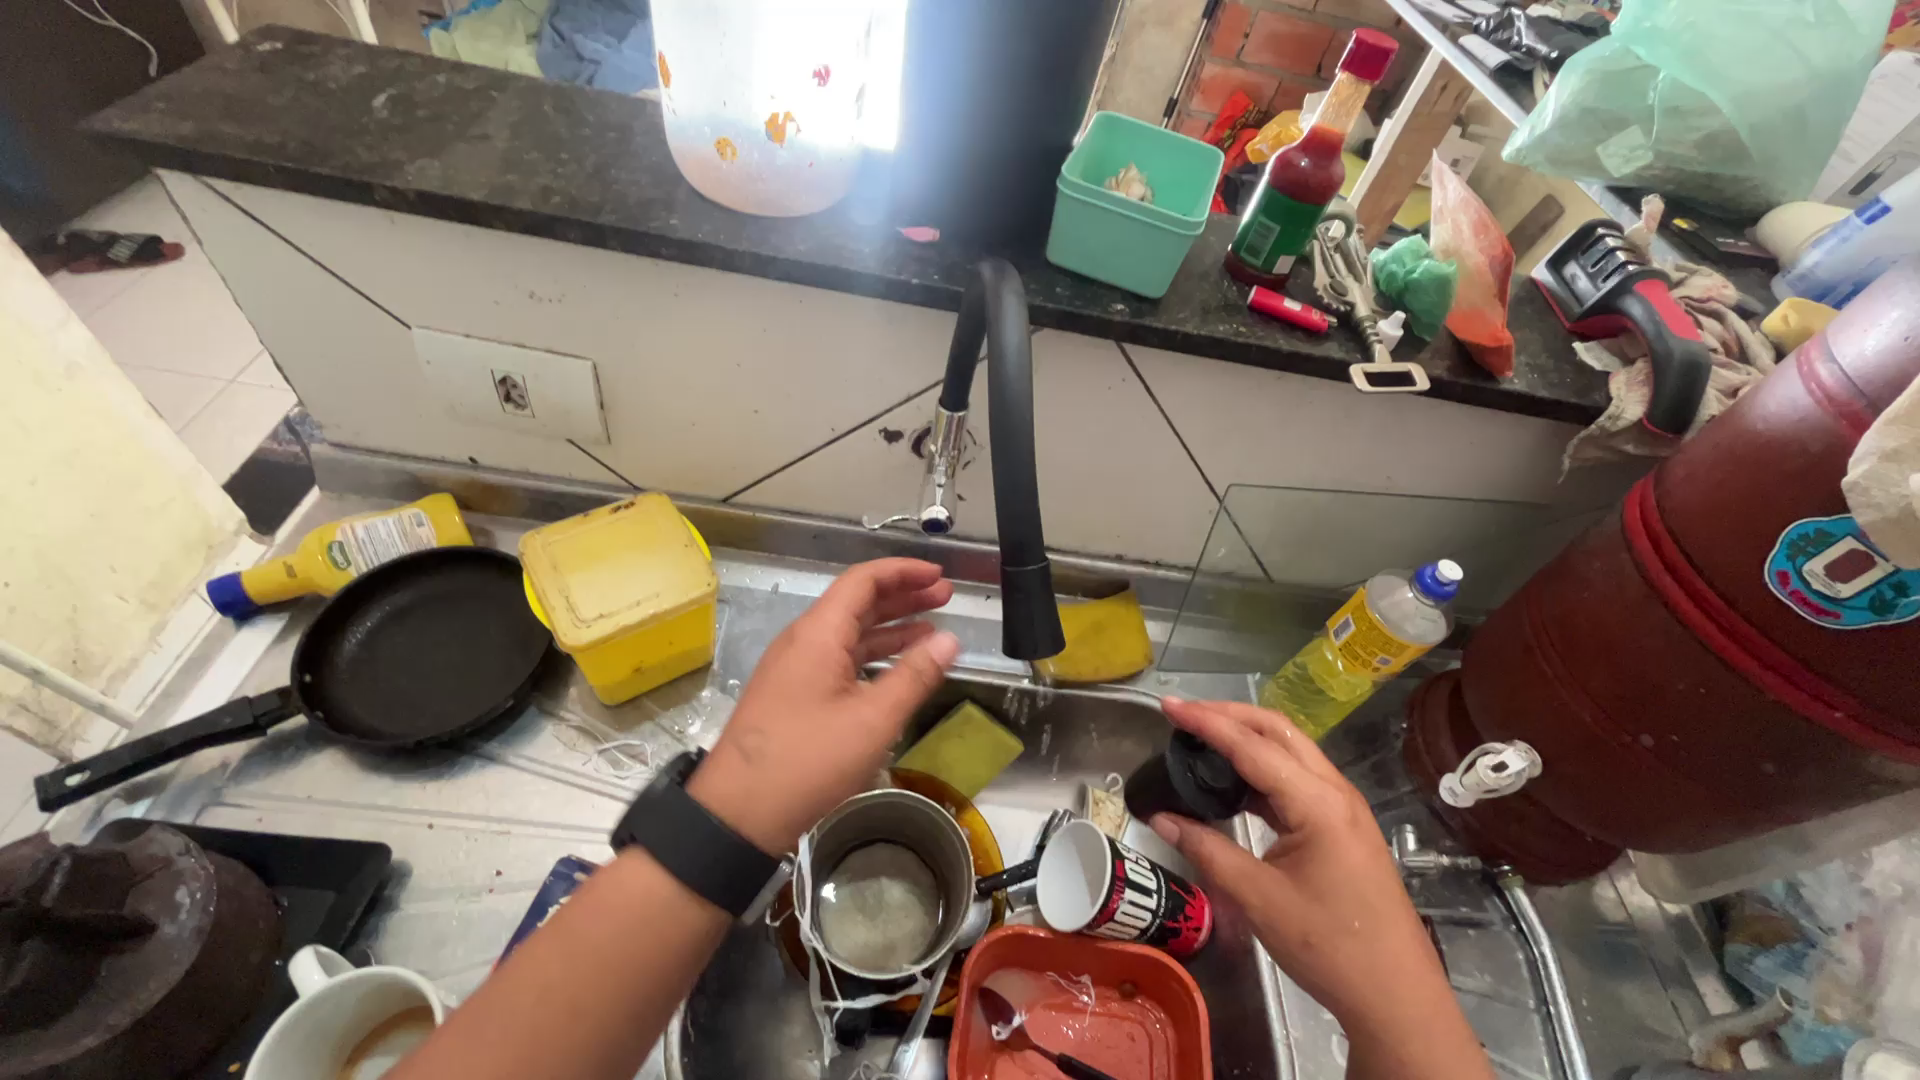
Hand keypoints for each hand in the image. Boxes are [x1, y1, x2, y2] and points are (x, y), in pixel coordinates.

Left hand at [688, 558, 959, 854]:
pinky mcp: (793, 694)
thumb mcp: (873, 720)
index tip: (939, 575)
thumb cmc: (808, 760)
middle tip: (945, 596)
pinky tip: (898, 668)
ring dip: (891, 627)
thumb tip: (950, 640)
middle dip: (903, 596)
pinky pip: (839, 659)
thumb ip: (914, 676)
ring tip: (933, 629)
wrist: (738, 813)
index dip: (904, 572)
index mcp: (819, 633)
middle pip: (857, 602)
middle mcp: (804, 640)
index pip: (864, 580)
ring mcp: (796, 668)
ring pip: (849, 633)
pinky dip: (872, 656)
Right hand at [1148, 699, 1479, 1069]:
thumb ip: (1206, 849)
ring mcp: (1342, 808)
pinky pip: (1296, 778)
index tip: (1167, 706)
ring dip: (1246, 736)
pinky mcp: (1341, 826)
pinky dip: (1261, 766)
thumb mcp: (1258, 898)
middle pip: (1277, 731)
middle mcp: (1335, 793)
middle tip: (1183, 714)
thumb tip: (1160, 818)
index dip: (1206, 722)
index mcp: (1318, 804)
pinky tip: (1233, 778)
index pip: (1251, 746)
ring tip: (1201, 736)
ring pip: (1290, 750)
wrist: (1396, 996)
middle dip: (1229, 714)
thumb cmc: (1328, 946)